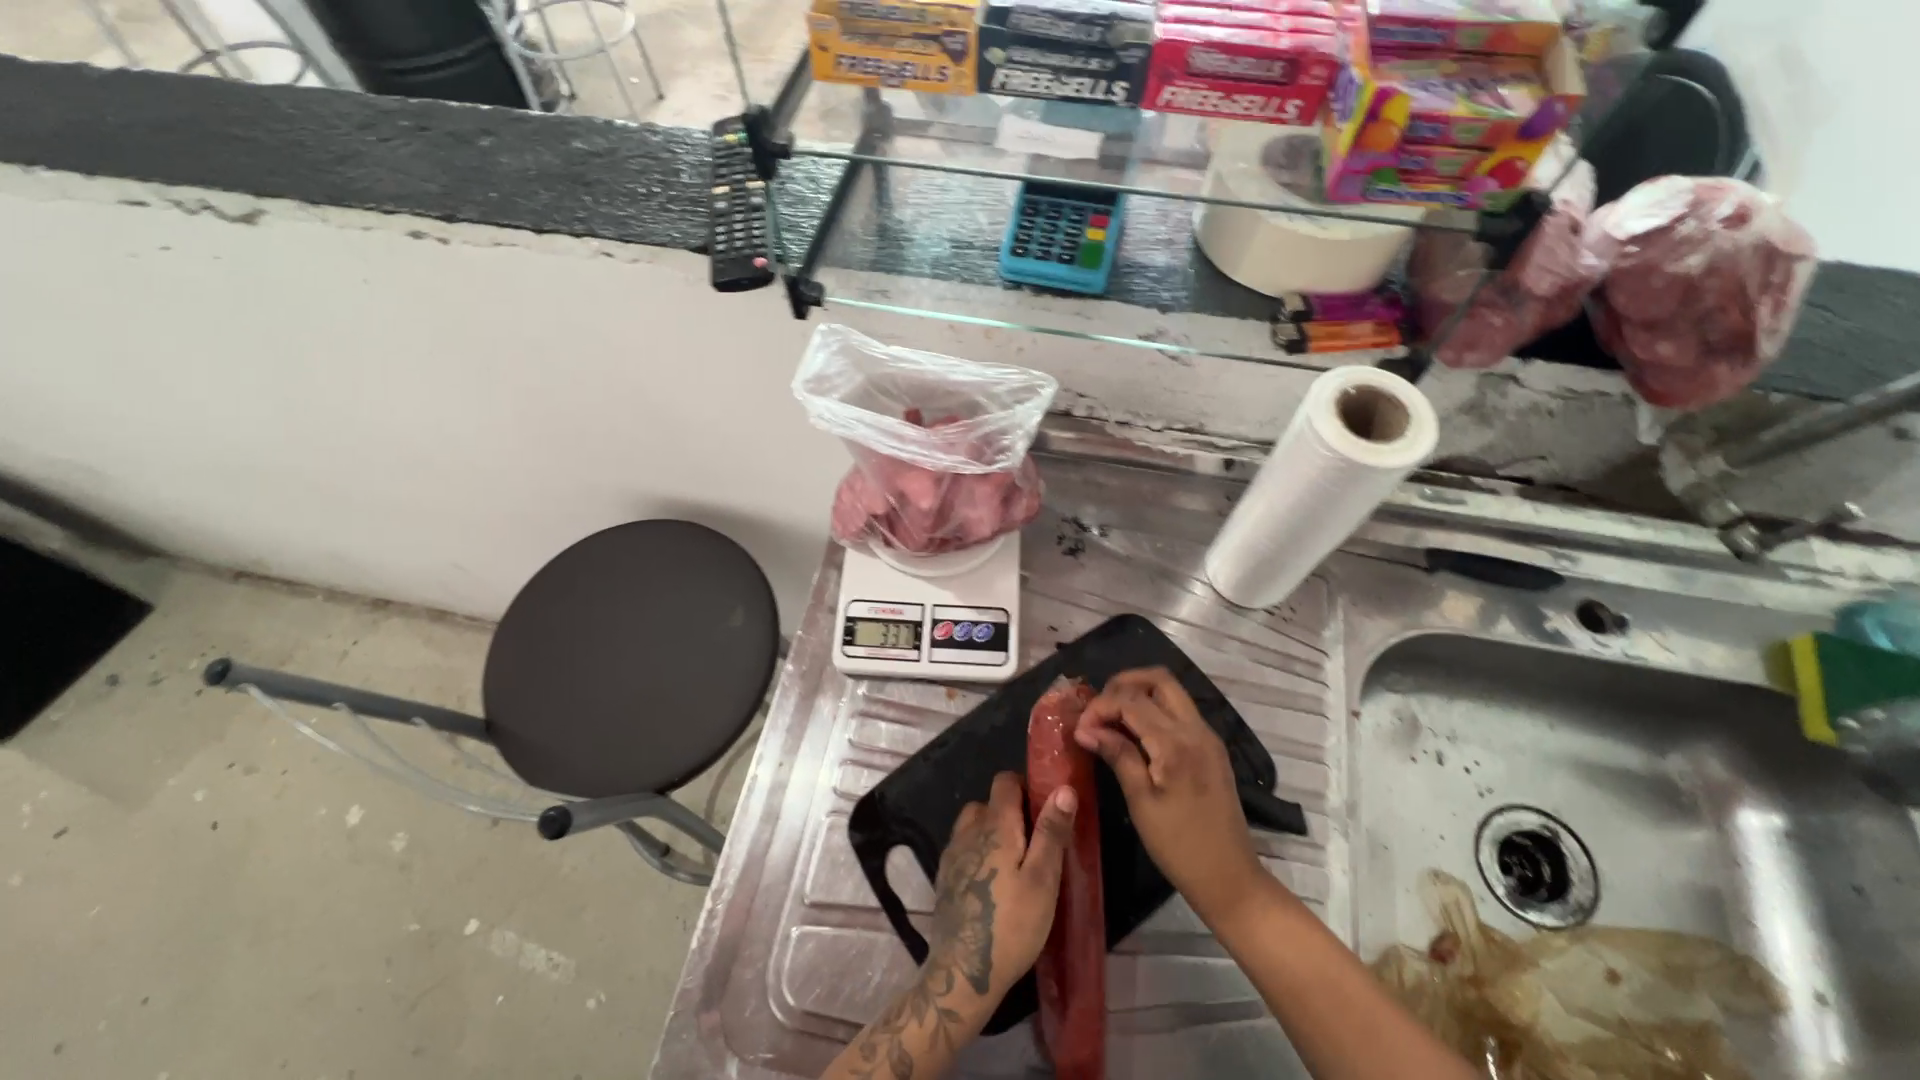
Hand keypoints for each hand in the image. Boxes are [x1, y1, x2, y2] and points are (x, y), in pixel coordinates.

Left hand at [826, 774, 1075, 1079]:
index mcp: (994, 826)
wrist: (964, 971)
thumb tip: (1064, 787)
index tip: (1046, 808)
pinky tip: (995, 883)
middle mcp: (967, 832)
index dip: (1025, 786)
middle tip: (1036, 842)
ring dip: (993, 833)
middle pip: (987, 804)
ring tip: (1016, 864)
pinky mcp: (945, 878)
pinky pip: (964, 850)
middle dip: (1011, 812)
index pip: (1004, 782)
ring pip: (973, 826)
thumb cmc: (1012, 923)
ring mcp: (952, 856)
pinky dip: (979, 853)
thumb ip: (1051, 831)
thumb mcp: (1043, 878)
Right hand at [1075, 667, 1266, 925]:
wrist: (1229, 876)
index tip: (1079, 729)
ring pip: (1172, 693)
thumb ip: (1118, 755)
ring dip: (1139, 695)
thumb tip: (1087, 729)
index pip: (1132, 700)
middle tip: (1097, 710)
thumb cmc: (1179, 845)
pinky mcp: (1211, 749)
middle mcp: (1196, 730)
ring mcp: (1207, 738)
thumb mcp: (1141, 801)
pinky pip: (1180, 713)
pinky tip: (1133, 735)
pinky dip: (1155, 711)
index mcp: (1176, 743)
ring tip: (1110, 721)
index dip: (1100, 706)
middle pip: (1159, 680)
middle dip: (1123, 685)